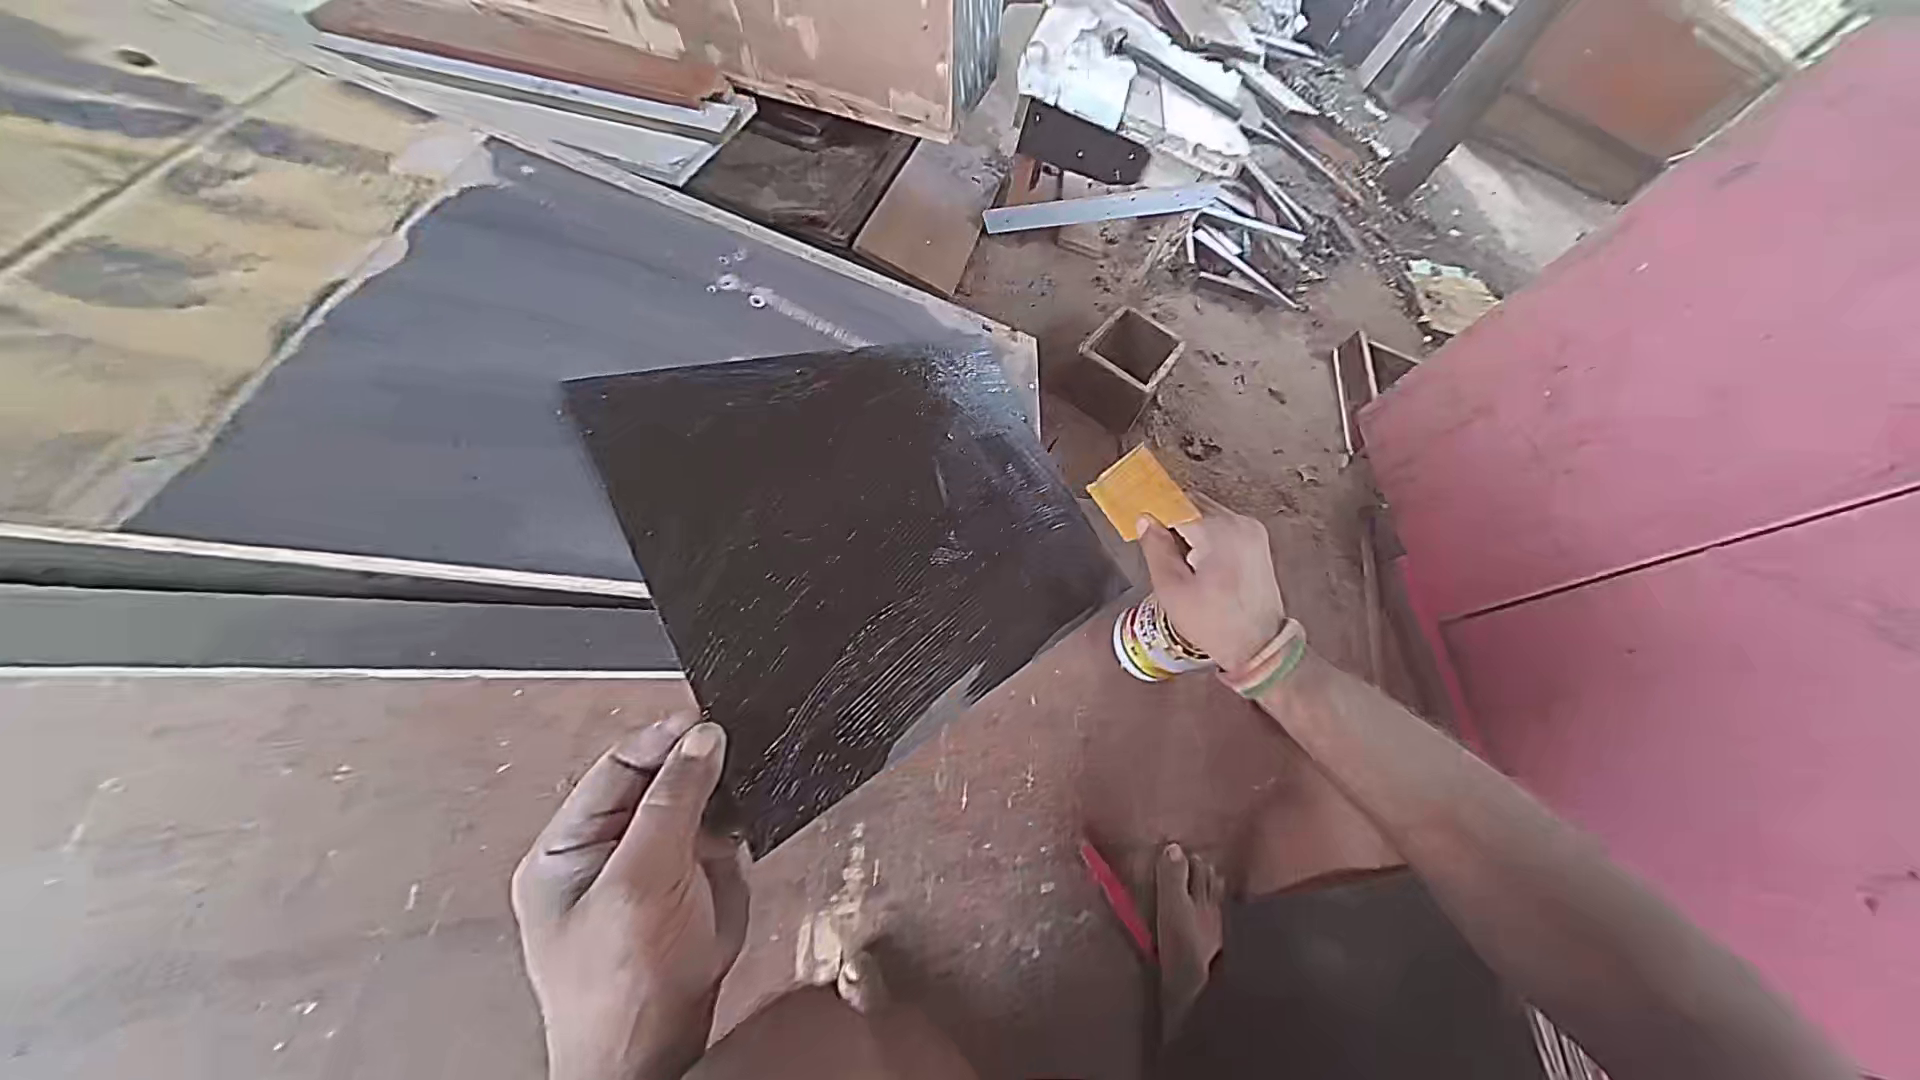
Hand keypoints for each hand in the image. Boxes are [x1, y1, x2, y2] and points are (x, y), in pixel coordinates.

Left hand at [512, 714, 750, 1079]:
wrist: (660, 1044)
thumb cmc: (619, 982)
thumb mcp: (639, 880)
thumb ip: (672, 803)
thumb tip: (703, 738)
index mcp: (572, 844)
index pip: (617, 767)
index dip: (660, 740)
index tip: (702, 721)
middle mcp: (615, 841)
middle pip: (658, 775)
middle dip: (695, 759)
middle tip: (731, 743)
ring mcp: (659, 853)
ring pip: (695, 793)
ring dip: (721, 782)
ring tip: (743, 772)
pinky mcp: (697, 866)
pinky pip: (720, 819)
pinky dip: (738, 809)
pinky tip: (748, 806)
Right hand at [1137, 494, 1286, 671]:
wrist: (1259, 647)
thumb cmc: (1214, 623)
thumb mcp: (1172, 588)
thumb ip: (1155, 548)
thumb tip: (1145, 520)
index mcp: (1219, 532)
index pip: (1176, 505)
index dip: (1154, 511)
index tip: (1138, 520)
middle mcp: (1240, 524)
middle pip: (1193, 505)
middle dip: (1171, 520)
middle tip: (1155, 544)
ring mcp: (1252, 532)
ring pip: (1207, 515)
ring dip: (1187, 528)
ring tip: (1177, 559)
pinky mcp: (1256, 542)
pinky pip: (1222, 526)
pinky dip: (1204, 536)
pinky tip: (1196, 561)